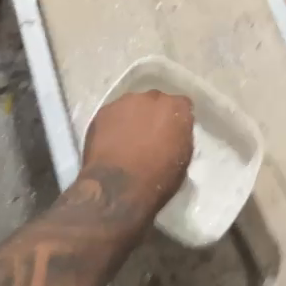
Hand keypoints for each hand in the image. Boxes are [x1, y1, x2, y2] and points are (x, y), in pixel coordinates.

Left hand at [81, 90, 194, 214]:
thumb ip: (180, 136)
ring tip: (126, 139)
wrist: (117, 188)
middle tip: (148, 136)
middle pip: (155, 101)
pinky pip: (112, 115)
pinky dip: (113, 125)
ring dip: (133, 118)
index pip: (182, 105)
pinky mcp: (103, 111)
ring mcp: (126, 102)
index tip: (172, 132)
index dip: (176, 119)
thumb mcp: (182, 159)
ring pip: (132, 105)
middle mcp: (153, 97)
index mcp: (177, 108)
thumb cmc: (156, 179)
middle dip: (153, 115)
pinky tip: (110, 143)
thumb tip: (174, 133)